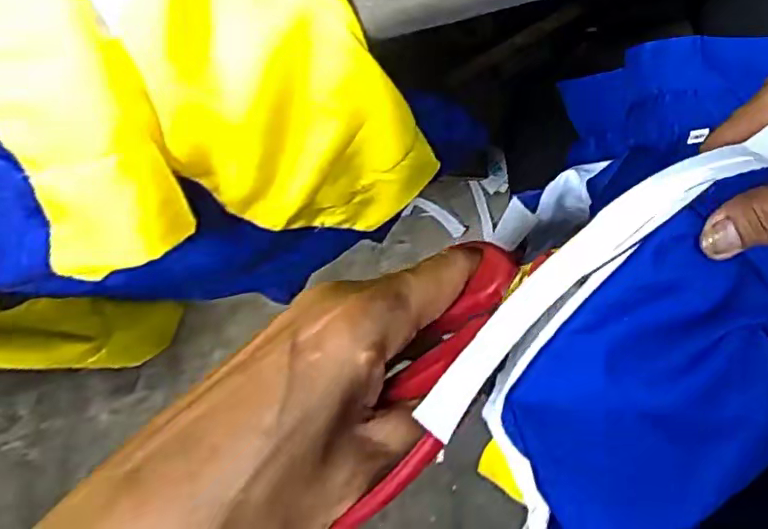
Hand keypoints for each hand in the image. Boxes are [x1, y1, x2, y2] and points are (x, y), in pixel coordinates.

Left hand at [39, 247, 480, 528]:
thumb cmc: (249, 502)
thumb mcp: (367, 461)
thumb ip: (439, 399)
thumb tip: (477, 364)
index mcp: (363, 317)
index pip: (463, 266)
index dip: (500, 281)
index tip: (518, 312)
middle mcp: (335, 298)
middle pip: (431, 288)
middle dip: (454, 328)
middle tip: (446, 385)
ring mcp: (300, 314)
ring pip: (396, 308)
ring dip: (414, 346)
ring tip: (390, 408)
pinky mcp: (277, 335)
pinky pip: (357, 324)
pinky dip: (378, 352)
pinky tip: (353, 406)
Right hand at [698, 70, 767, 258]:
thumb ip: (764, 216)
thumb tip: (703, 238)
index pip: (721, 145)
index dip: (705, 191)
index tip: (694, 239)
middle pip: (739, 153)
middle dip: (731, 197)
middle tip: (717, 249)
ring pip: (762, 164)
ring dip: (755, 201)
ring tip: (742, 244)